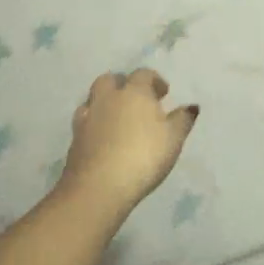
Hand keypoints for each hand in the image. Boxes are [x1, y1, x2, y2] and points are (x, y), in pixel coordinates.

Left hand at [61, 69, 197, 209]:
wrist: (97, 190)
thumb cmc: (142, 157)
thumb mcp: (174, 138)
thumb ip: (183, 119)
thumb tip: (190, 107)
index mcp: (134, 93)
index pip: (143, 74)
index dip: (154, 81)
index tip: (163, 95)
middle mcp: (107, 100)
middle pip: (109, 80)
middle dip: (121, 85)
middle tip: (135, 102)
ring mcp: (86, 120)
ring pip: (92, 101)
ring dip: (103, 104)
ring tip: (116, 120)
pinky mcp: (73, 142)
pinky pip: (84, 124)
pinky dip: (94, 127)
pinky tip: (104, 141)